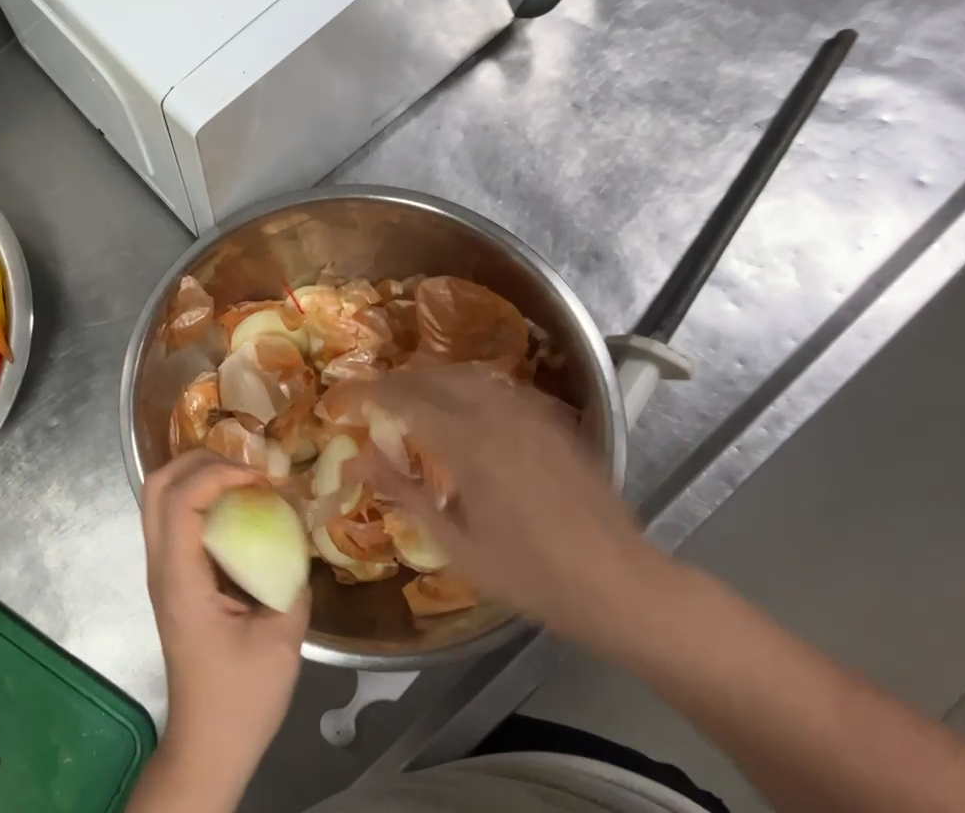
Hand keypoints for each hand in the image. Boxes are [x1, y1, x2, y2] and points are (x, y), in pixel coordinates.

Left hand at [140, 451, 307, 799]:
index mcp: (180, 579)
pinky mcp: (172, 580)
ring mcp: (161, 572)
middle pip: (156, 486)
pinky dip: (200, 500)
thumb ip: (291, 580)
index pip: (180, 500)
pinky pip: (174, 521)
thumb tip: (297, 537)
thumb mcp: (282, 639)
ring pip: (159, 500)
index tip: (262, 476)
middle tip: (249, 465)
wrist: (208, 742)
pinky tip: (237, 508)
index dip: (218, 473)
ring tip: (245, 478)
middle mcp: (160, 566)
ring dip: (197, 477)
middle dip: (200, 461)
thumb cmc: (242, 698)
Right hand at [383, 367, 676, 647]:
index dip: (368, 394)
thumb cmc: (531, 576)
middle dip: (396, 383)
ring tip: (409, 402)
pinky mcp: (555, 427)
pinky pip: (500, 391)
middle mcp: (500, 418)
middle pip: (436, 378)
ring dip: (432, 382)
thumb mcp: (456, 544)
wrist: (621, 587)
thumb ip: (405, 494)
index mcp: (471, 445)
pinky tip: (463, 413)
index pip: (405, 399)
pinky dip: (467, 390)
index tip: (342, 400)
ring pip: (470, 378)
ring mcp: (533, 418)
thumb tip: (357, 462)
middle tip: (371, 402)